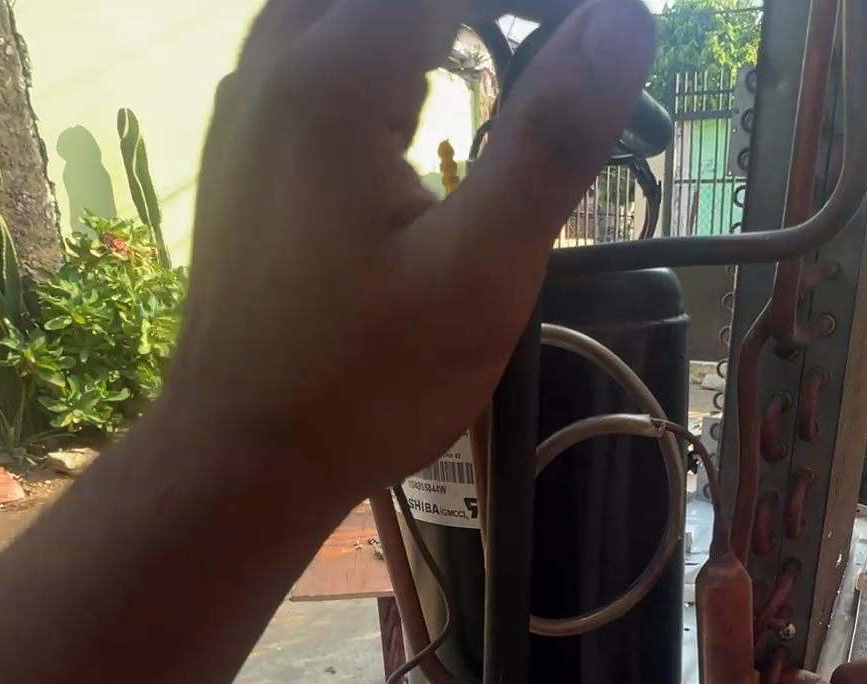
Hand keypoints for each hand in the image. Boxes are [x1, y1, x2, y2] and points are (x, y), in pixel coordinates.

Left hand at [162, 0, 657, 503]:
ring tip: (500, 60)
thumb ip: (551, 141)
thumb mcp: (481, 272)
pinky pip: (311, 54)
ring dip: (427, 20)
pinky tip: (412, 102)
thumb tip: (622, 22)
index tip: (598, 37)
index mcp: (339, 75)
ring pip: (338, 7)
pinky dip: (377, 50)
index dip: (539, 5)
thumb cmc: (370, 381)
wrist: (248, 455)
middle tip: (554, 52)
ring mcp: (248, 110)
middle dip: (485, 11)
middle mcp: (277, 64)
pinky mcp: (243, 158)